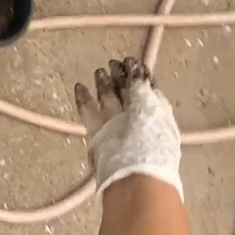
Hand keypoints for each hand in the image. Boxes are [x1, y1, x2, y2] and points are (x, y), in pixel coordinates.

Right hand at [72, 57, 182, 196]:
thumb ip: (141, 87)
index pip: (146, 89)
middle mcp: (135, 120)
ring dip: (102, 84)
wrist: (131, 174)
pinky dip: (83, 98)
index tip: (131, 60)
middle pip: (126, 93)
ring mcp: (115, 126)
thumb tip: (135, 70)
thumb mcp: (150, 108)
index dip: (139, 74)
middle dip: (120, 77)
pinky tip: (80, 86)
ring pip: (107, 100)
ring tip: (98, 70)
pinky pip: (88, 111)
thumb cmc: (149, 141)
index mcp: (155, 115)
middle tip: (112, 62)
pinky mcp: (96, 134)